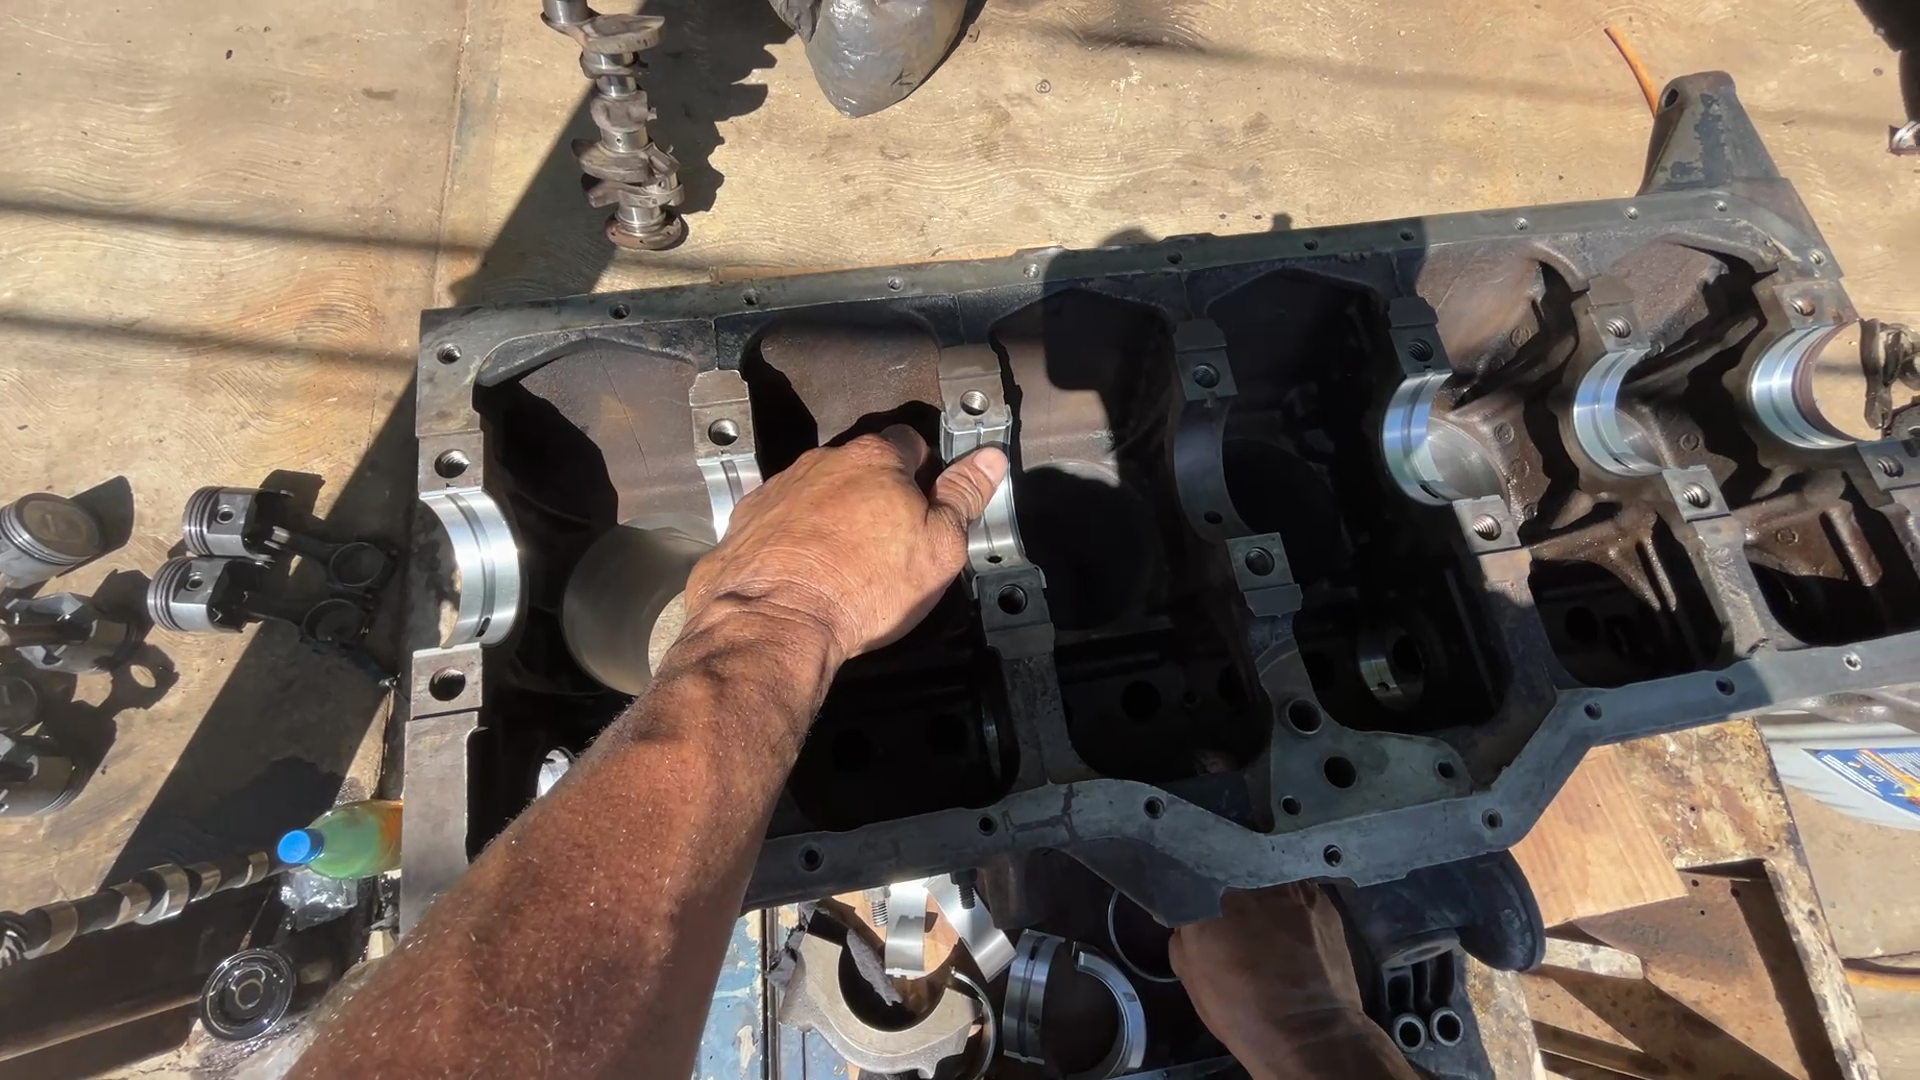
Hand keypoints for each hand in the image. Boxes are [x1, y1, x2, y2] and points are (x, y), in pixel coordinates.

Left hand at [682, 425, 1007, 664]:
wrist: (776, 622)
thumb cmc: (862, 587)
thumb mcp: (940, 547)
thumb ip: (964, 497)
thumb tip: (988, 460)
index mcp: (876, 459)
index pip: (912, 443)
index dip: (926, 474)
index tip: (929, 506)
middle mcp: (824, 461)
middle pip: (863, 466)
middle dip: (879, 494)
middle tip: (892, 542)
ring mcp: (781, 487)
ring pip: (822, 490)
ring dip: (836, 514)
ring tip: (848, 563)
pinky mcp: (749, 518)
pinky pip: (785, 517)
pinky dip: (798, 535)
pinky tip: (810, 570)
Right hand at [1171, 884, 1418, 1079]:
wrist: (1312, 1037)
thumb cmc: (1241, 1008)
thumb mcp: (1190, 972)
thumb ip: (1182, 930)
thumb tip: (1188, 917)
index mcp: (1207, 891)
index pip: (1189, 865)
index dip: (1188, 874)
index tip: (1188, 886)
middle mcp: (1247, 877)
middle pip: (1228, 860)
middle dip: (1223, 875)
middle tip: (1223, 898)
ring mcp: (1286, 883)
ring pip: (1263, 870)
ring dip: (1257, 884)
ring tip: (1258, 908)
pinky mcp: (1319, 898)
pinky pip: (1293, 887)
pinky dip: (1287, 900)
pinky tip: (1287, 921)